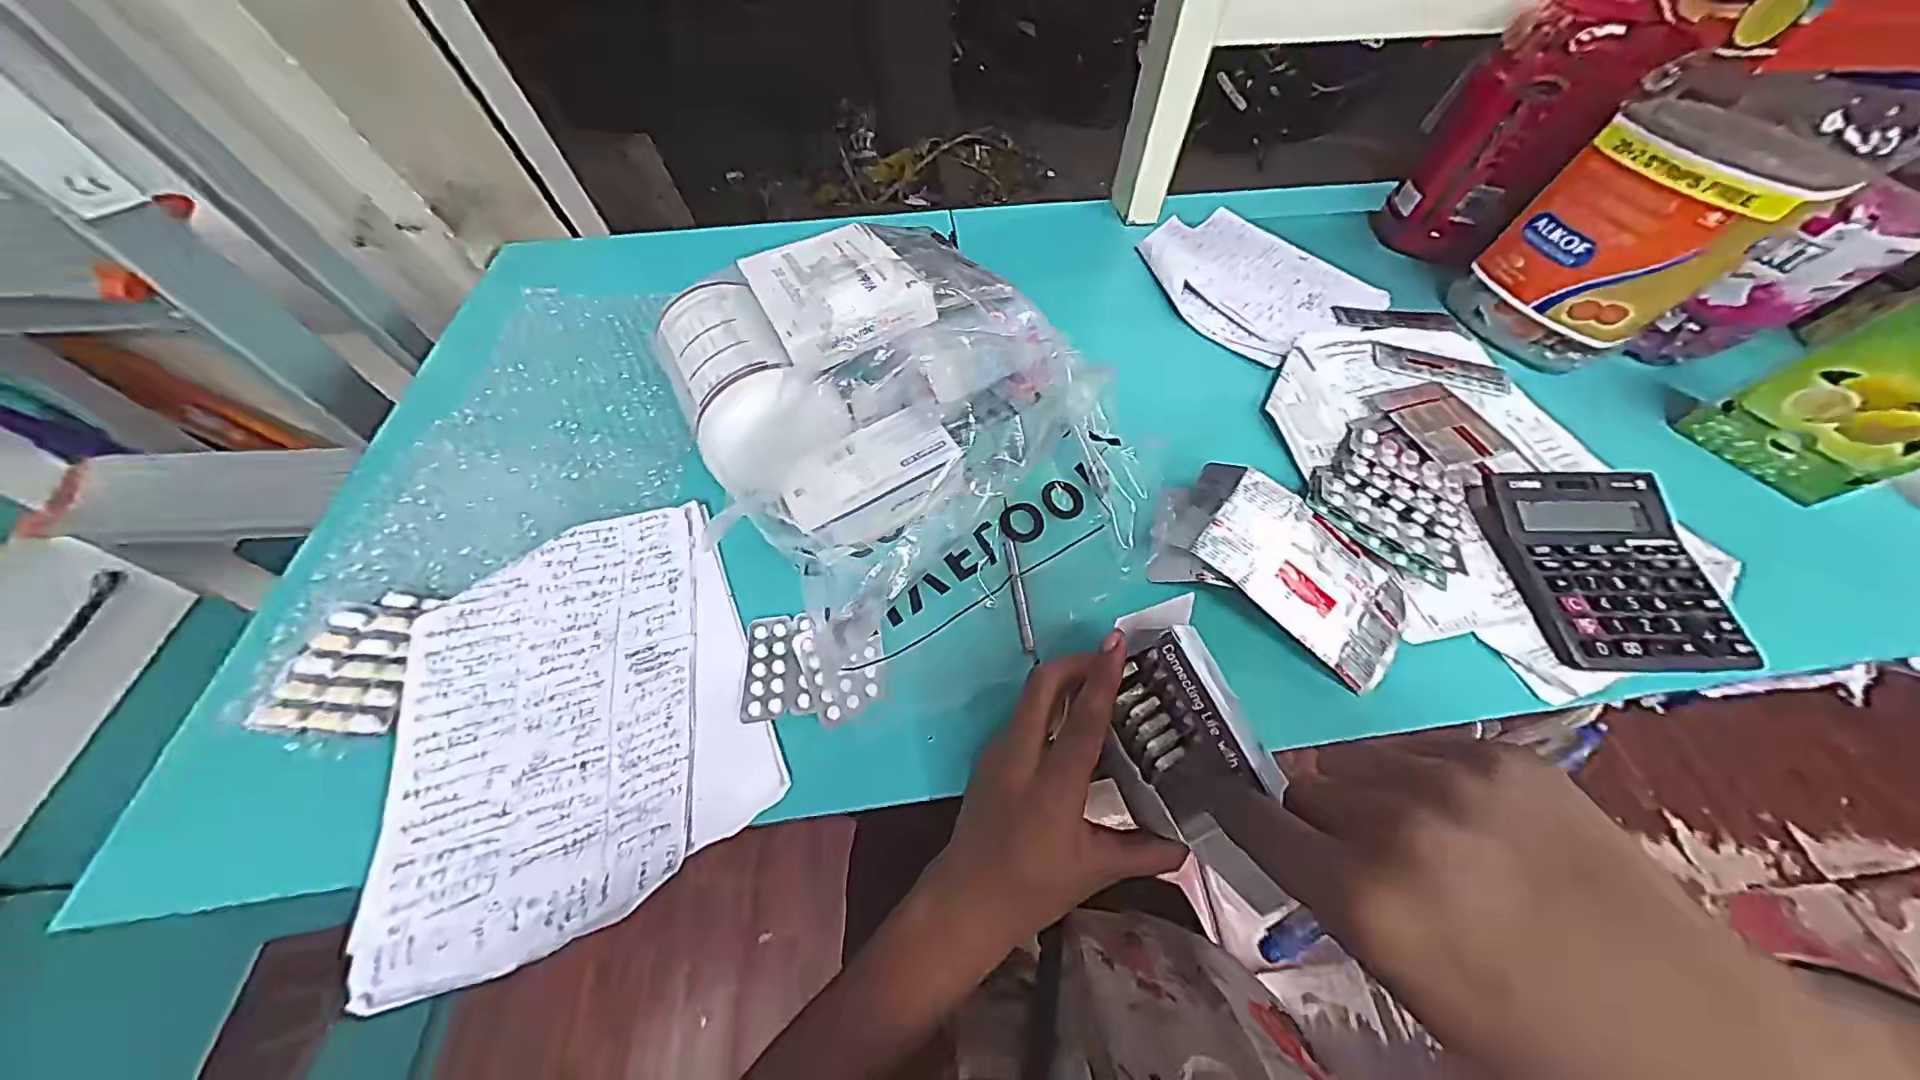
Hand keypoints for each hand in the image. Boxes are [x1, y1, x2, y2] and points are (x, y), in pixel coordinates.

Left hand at [919, 631, 1187, 941]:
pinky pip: (1022, 716)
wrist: (965, 899)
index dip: (1101, 678)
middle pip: (1041, 687)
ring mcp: (998, 753)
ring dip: (1061, 681)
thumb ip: (1143, 854)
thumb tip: (1187, 848)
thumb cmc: (1031, 888)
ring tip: (1096, 684)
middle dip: (1074, 662)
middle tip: (1108, 658)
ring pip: (1029, 697)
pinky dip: (1048, 706)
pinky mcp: (989, 756)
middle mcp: (1019, 758)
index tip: (1115, 643)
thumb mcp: (1092, 871)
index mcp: (1051, 787)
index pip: (1081, 721)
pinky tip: (1071, 723)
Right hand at [1210, 735, 1912, 1079]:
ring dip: (1357, 789)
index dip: (1228, 801)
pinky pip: (1411, 747)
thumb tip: (1281, 835)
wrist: (1697, 1031)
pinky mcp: (1503, 756)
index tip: (1213, 789)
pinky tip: (1451, 815)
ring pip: (1350, 759)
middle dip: (1307, 811)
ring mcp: (1456, 779)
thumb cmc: (1526, 1027)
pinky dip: (1410, 776)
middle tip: (1343, 846)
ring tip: (1402, 828)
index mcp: (1366, 897)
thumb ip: (1328, 896)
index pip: (1252, 816)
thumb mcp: (1402, 978)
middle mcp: (1399, 824)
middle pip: (1300, 783)